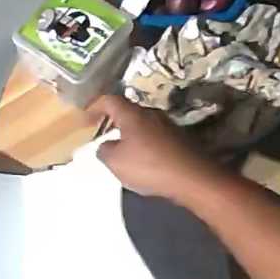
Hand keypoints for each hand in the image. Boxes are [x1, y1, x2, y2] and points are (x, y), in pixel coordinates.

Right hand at [88, 94, 218, 200]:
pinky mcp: (181, 140)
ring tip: (121, 150)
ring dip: (130, 134)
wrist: (194, 178)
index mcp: (133, 115)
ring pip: (143, 125)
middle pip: (128, 111)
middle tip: (102, 133)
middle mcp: (152, 114)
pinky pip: (155, 138)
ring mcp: (170, 126)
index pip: (110, 100)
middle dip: (114, 121)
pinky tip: (142, 161)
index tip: (85, 118)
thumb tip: (107, 145)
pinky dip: (144, 145)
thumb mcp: (115, 161)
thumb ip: (104, 150)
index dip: (95, 106)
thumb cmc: (149, 166)